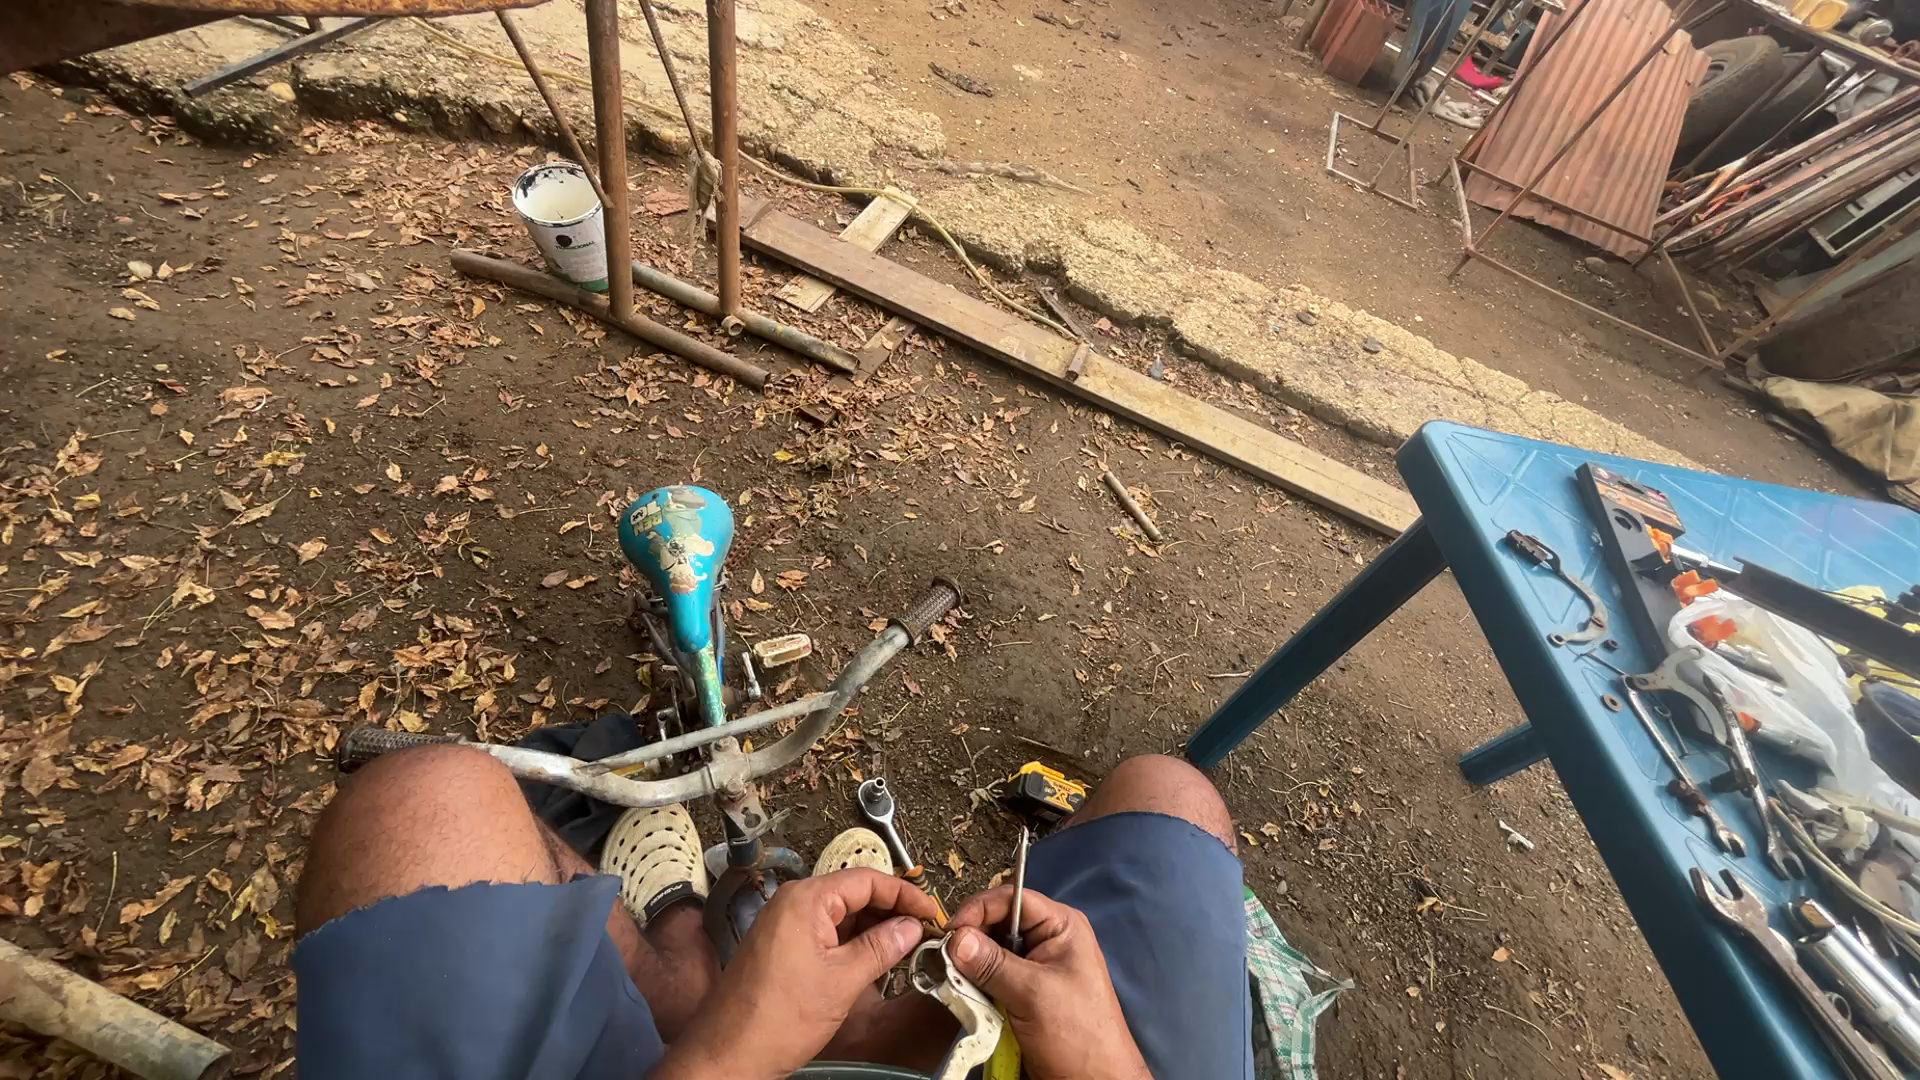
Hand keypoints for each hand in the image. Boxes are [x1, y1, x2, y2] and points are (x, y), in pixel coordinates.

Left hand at [652, 868, 938, 1079]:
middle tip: (922, 931)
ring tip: (904, 947)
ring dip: (872, 928)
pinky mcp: (782, 943)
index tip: (931, 912)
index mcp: (807, 898)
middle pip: (854, 893)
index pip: (867, 880)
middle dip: (890, 911)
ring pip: (841, 913)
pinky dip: (851, 941)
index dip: (904, 894)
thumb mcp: (841, 982)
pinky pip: (825, 930)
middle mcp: (795, 900)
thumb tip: (912, 926)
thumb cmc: (778, 1018)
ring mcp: (786, 922)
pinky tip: (873, 958)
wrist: (724, 1058)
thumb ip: (881, 948)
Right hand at [948, 886, 1150, 1079]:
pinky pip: (992, 978)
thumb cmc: (1078, 1037)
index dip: (979, 908)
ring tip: (951, 978)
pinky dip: (976, 986)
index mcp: (1060, 925)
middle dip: (972, 939)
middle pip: (998, 924)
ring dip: (971, 966)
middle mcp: (1047, 939)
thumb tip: (955, 938)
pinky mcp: (1024, 993)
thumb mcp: (1034, 995)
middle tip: (945, 957)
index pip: (1012, 898)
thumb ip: (993, 964)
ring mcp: (1035, 967)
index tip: (951, 930)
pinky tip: (964, 995)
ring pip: (991, 952)